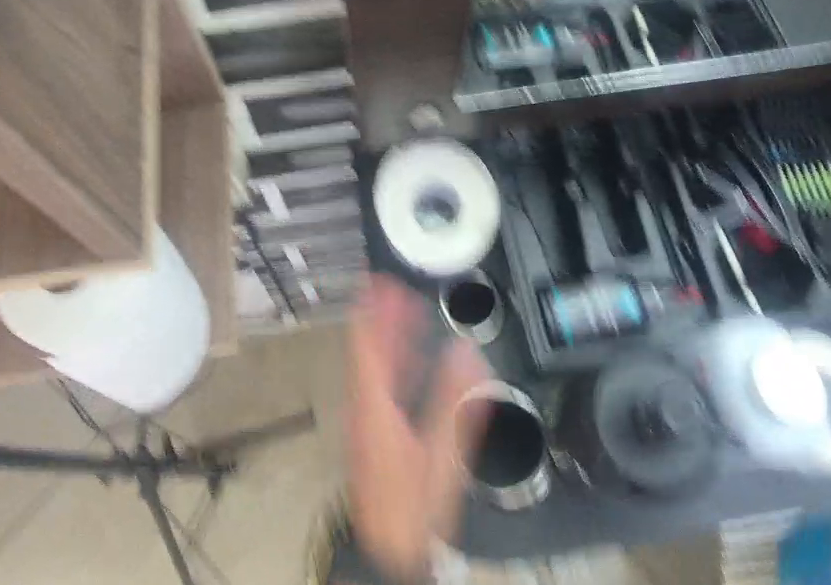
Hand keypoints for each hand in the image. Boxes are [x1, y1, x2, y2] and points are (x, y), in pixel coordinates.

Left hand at [346, 276, 491, 581]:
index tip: (377, 280)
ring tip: (402, 309)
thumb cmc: (411, 506)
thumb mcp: (440, 452)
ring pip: (374, 366)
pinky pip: (381, 385)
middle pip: (368, 349)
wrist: (390, 549)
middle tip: (392, 283)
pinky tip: (409, 358)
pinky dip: (394, 363)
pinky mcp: (375, 432)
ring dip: (387, 336)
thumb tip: (465, 352)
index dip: (370, 309)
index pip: (365, 343)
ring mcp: (368, 421)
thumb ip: (454, 400)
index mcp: (374, 404)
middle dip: (381, 315)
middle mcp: (365, 406)